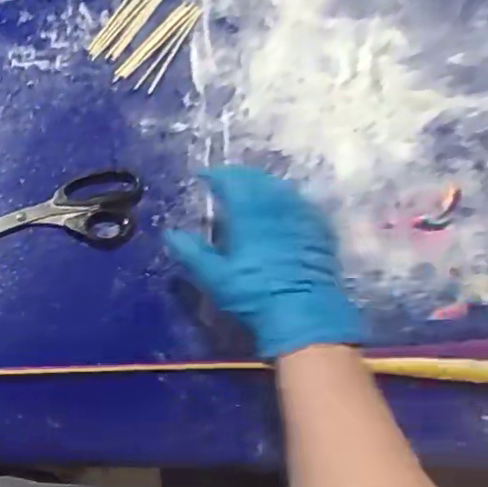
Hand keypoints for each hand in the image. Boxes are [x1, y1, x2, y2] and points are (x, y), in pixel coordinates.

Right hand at [164, 166, 364, 358]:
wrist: (302, 311)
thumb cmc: (251, 293)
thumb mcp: (212, 275)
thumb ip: (190, 252)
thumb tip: (170, 234)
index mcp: (250, 218)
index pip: (234, 185)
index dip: (217, 176)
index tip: (202, 175)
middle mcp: (278, 211)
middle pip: (260, 183)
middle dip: (241, 176)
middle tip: (225, 177)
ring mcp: (302, 220)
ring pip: (282, 190)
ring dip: (264, 184)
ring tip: (250, 187)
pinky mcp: (318, 232)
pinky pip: (300, 204)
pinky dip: (285, 198)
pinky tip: (281, 206)